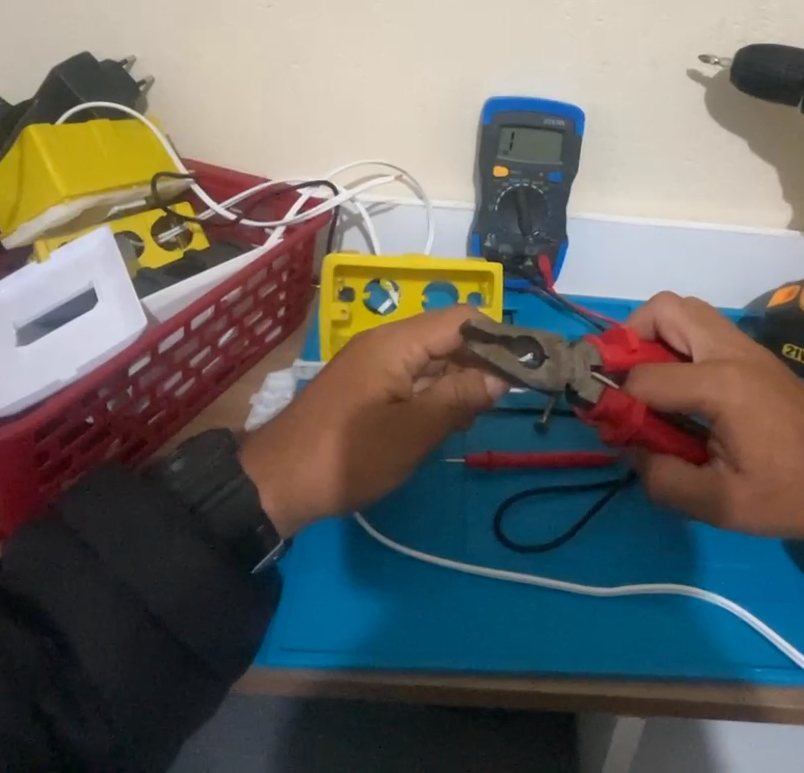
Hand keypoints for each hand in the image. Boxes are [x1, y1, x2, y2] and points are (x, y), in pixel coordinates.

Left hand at [238, 306, 504, 536]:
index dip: (499, 337)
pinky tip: (451, 419)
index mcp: (396, 342)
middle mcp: (386, 342)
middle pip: (448, 336)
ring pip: (432, 358)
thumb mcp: (413, 431)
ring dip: (460, 379)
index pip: (463, 318)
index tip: (528, 368)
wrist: (275, 484)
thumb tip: (502, 374)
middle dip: (482, 360)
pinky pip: (412, 376)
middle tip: (511, 396)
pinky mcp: (366, 386)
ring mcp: (373, 364)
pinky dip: (436, 392)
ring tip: (484, 412)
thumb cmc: (348, 457)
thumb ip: (460, 397)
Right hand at [619, 293, 803, 542]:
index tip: (604, 421)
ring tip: (647, 382)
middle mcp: (732, 351)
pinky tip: (680, 389)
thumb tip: (628, 448)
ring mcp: (747, 348)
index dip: (615, 398)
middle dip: (629, 337)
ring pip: (686, 311)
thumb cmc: (791, 497)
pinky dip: (678, 344)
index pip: (645, 376)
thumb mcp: (721, 505)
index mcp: (723, 384)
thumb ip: (662, 479)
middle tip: (621, 379)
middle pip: (664, 308)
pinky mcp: (755, 356)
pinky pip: (704, 328)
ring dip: (655, 336)